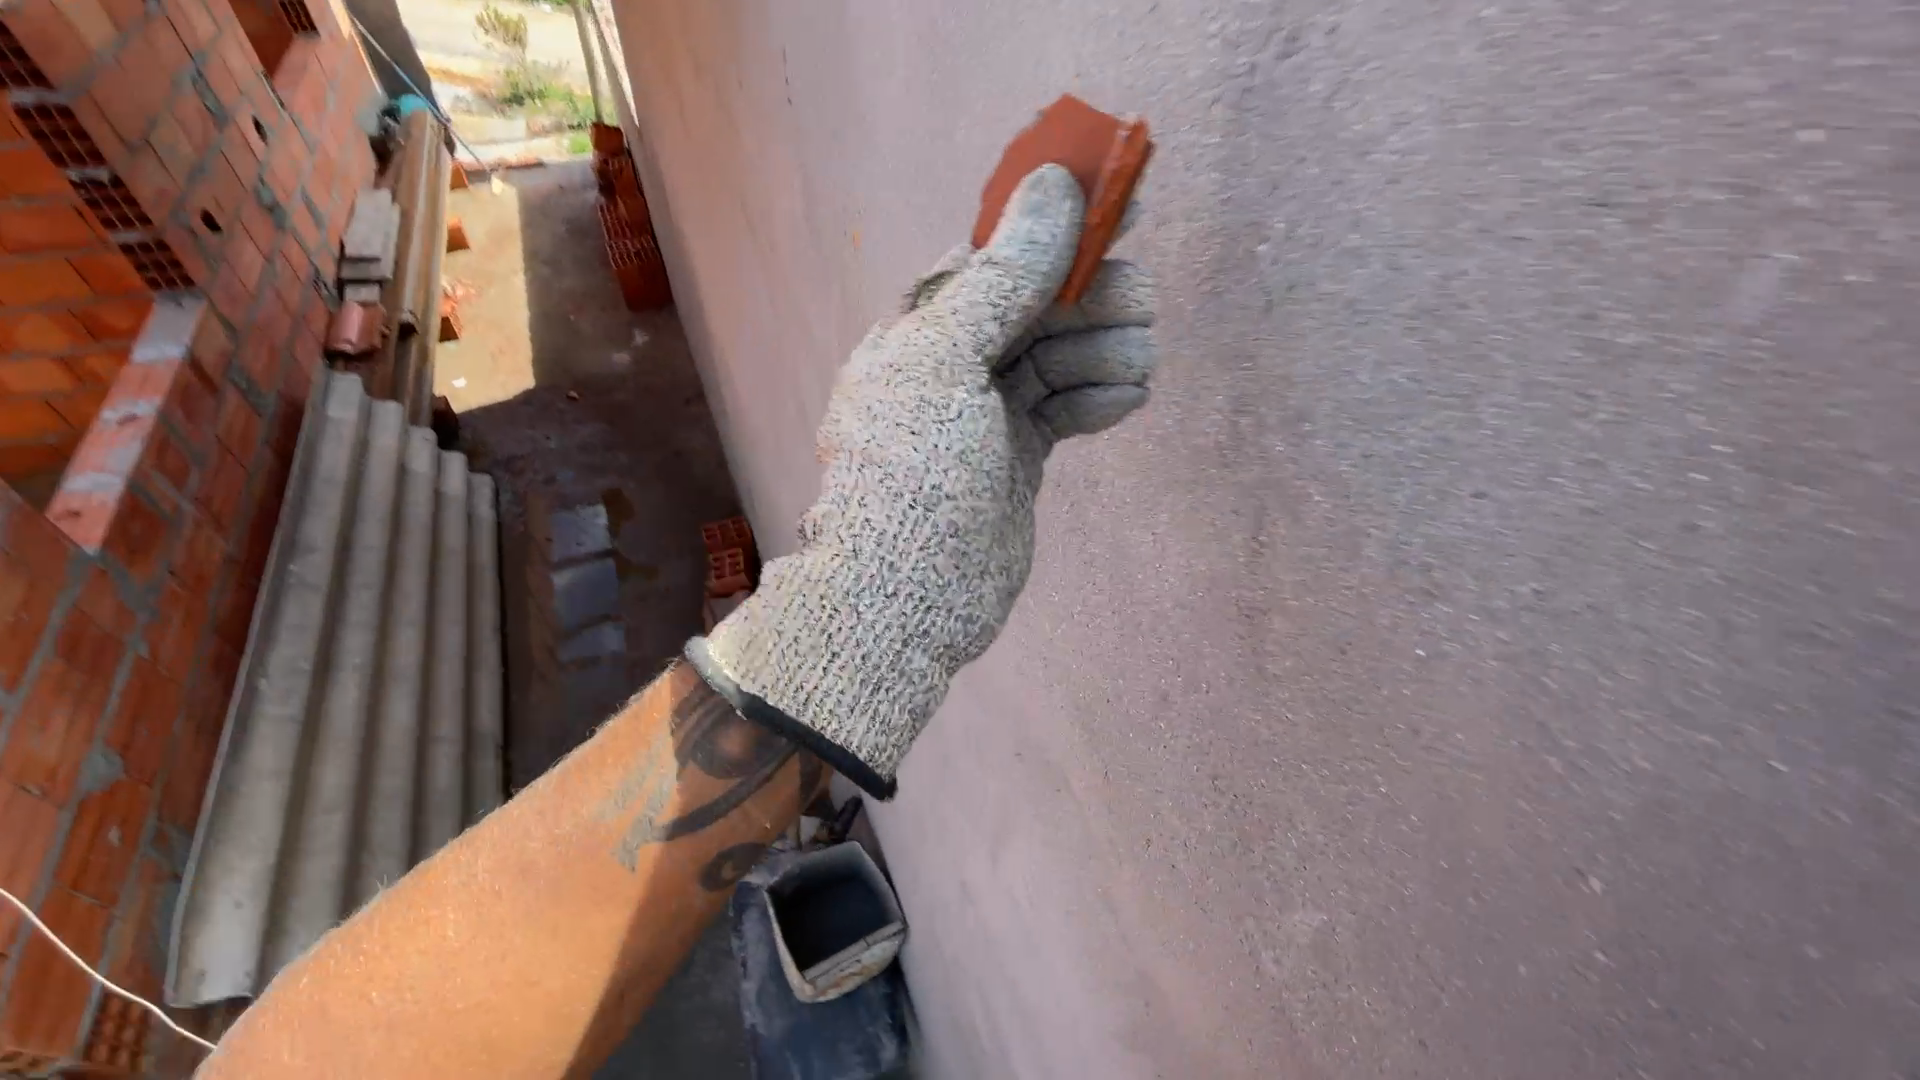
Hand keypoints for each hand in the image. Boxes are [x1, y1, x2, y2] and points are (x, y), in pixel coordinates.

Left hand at [686, 165, 1155, 795]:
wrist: (905, 594)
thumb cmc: (910, 468)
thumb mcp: (946, 359)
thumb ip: (1003, 278)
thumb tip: (1051, 186)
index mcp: (922, 328)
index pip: (999, 258)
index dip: (1058, 230)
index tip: (1121, 207)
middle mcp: (954, 364)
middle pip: (1041, 307)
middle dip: (1090, 301)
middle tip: (1141, 305)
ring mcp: (988, 414)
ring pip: (1061, 358)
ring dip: (1101, 353)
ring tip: (1133, 366)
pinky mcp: (1017, 458)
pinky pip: (1066, 409)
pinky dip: (1096, 399)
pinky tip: (1122, 399)